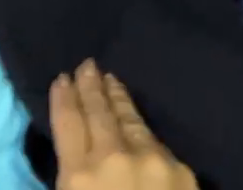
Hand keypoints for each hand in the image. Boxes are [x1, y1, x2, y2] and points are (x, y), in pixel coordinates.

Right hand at [50, 60, 194, 189]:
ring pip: (130, 121)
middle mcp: (113, 157)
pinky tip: (138, 122)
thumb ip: (71, 179)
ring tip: (111, 80)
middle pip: (98, 113)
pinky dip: (142, 129)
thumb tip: (73, 157)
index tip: (62, 78)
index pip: (67, 123)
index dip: (64, 98)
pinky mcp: (180, 169)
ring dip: (118, 99)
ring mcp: (150, 160)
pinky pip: (155, 143)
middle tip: (88, 65)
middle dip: (91, 87)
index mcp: (79, 175)